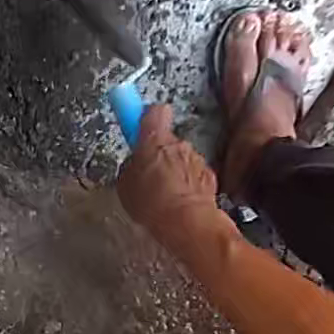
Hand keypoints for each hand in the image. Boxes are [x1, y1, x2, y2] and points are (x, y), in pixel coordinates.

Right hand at [117, 104, 222, 251]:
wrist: (186, 222)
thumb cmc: (153, 203)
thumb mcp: (125, 185)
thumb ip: (130, 167)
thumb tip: (134, 166)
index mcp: (154, 141)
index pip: (153, 111)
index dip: (145, 116)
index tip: (137, 121)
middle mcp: (178, 144)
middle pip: (167, 140)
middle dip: (158, 153)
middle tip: (148, 173)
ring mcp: (196, 160)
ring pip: (181, 159)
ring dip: (173, 172)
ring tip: (162, 194)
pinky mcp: (209, 177)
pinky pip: (193, 176)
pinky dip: (187, 185)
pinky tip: (177, 202)